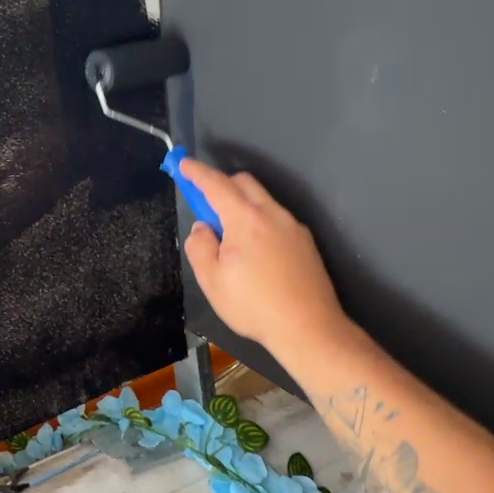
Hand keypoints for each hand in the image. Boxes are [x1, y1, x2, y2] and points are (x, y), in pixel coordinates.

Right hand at [179, 158, 351, 353]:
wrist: (310, 329)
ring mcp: (293, 227)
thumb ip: (200, 246)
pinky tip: (256, 251)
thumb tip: (203, 228)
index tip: (183, 163)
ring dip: (242, 203)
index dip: (197, 172)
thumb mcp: (211, 280)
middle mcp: (272, 214)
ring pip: (263, 200)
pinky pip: (276, 218)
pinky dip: (260, 220)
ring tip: (231, 236)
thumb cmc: (254, 305)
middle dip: (221, 183)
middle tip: (205, 204)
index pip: (216, 184)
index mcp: (245, 219)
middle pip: (244, 182)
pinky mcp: (306, 243)